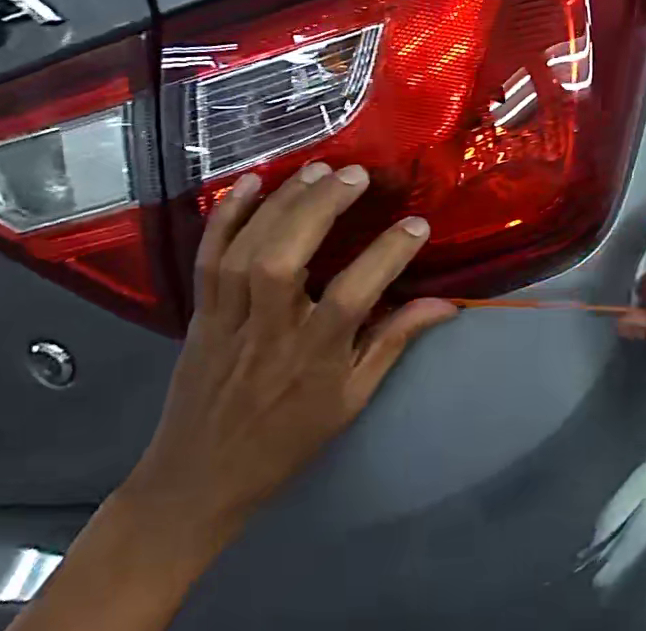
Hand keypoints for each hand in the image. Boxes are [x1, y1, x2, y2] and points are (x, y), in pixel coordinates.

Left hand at [123, 162, 458, 532]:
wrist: (202, 476)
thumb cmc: (287, 439)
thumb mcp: (351, 400)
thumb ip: (392, 343)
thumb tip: (445, 303)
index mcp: (313, 360)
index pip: (353, 299)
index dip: (386, 257)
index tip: (416, 224)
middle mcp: (269, 332)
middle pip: (286, 260)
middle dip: (320, 209)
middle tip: (355, 175)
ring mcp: (229, 318)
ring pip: (247, 251)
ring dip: (281, 203)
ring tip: (318, 170)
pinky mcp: (200, 311)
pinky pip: (208, 258)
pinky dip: (226, 217)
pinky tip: (251, 183)